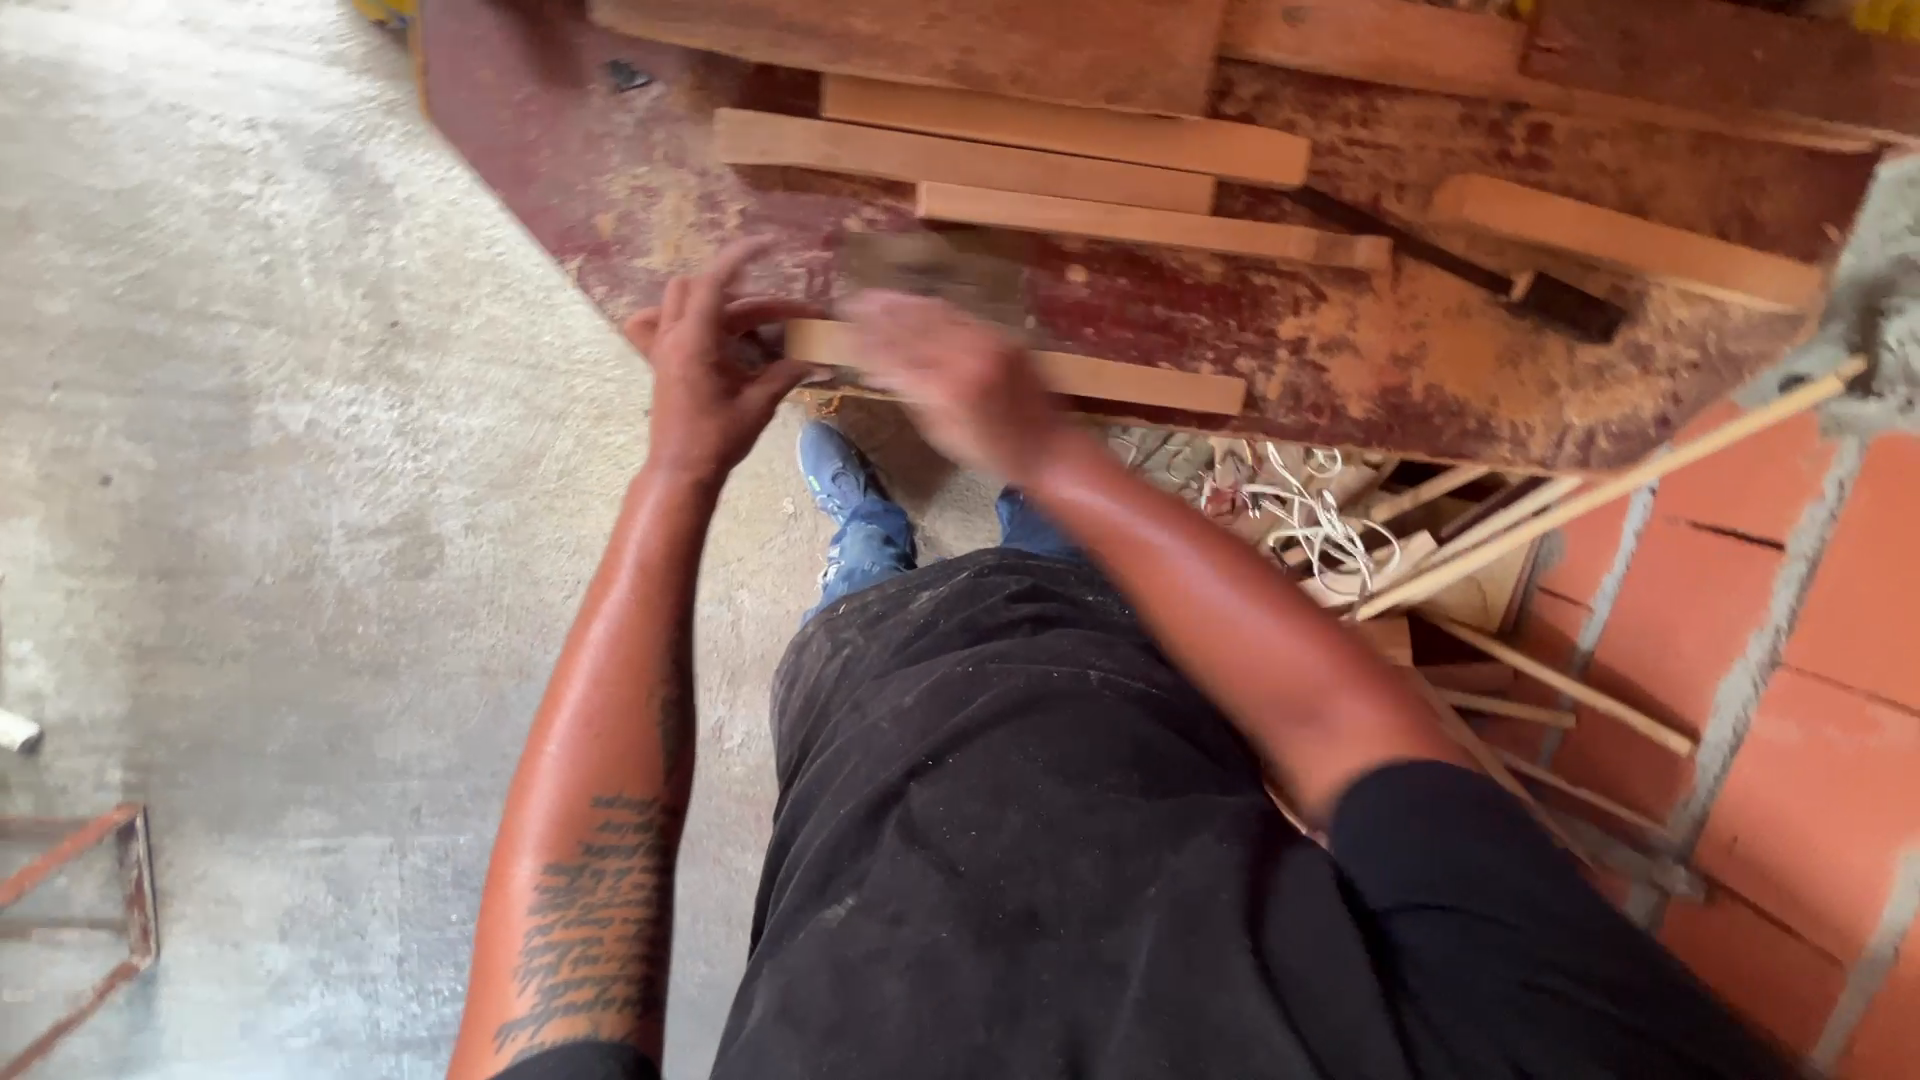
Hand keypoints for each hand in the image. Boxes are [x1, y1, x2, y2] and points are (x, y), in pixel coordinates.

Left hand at [627, 239, 824, 483]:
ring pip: (686, 300)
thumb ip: (787, 372)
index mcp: (693, 341)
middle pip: (705, 289)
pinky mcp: (664, 359)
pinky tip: (720, 333)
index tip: (769, 244)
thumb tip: (819, 356)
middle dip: (750, 295)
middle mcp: (673, 335)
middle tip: (790, 317)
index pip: (714, 282)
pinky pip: (672, 321)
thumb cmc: (718, 440)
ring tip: (761, 322)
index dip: (741, 257)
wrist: (680, 471)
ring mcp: (664, 346)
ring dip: (722, 301)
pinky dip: (697, 316)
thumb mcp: (759, 404)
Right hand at [840, 290, 1070, 484]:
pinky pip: (961, 317)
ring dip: (904, 303)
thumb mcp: (942, 433)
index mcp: (946, 389)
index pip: (895, 355)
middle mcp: (966, 358)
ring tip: (877, 296)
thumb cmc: (990, 452)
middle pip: (913, 325)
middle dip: (879, 312)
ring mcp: (989, 342)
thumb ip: (912, 395)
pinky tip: (916, 304)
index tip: (846, 329)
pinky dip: (933, 310)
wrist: (1047, 447)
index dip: (867, 340)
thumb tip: (881, 369)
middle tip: (853, 301)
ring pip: (937, 314)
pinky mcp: (1005, 337)